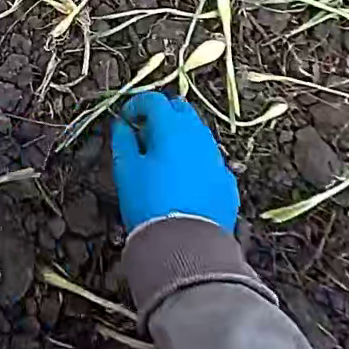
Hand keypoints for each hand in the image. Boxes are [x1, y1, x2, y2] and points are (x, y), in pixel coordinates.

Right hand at [110, 91, 238, 231]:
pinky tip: (182, 181)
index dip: (136, 105)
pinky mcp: (226, 181)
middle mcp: (199, 136)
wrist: (185, 248)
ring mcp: (216, 158)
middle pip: (180, 110)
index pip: (154, 100)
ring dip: (179, 137)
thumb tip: (122, 125)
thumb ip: (122, 140)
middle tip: (144, 134)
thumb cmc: (149, 204)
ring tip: (162, 159)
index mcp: (173, 128)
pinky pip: (208, 160)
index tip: (125, 119)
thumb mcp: (126, 170)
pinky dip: (194, 161)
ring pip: (197, 134)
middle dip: (161, 115)